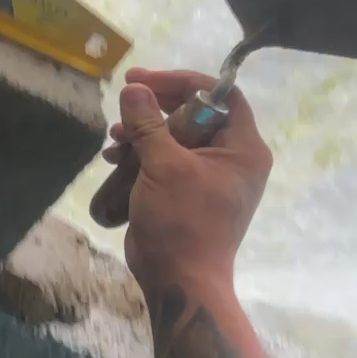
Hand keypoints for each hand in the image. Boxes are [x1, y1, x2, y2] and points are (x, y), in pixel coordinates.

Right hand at [103, 68, 273, 297]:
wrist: (180, 278)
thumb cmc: (182, 221)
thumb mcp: (163, 167)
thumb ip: (148, 125)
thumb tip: (134, 89)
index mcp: (242, 150)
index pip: (222, 96)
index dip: (182, 81)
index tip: (142, 79)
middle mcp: (230, 158)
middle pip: (194, 113)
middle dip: (155, 106)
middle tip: (124, 96)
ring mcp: (206, 175)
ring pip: (174, 135)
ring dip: (141, 130)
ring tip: (114, 138)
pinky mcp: (184, 189)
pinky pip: (163, 157)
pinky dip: (139, 151)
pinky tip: (114, 158)